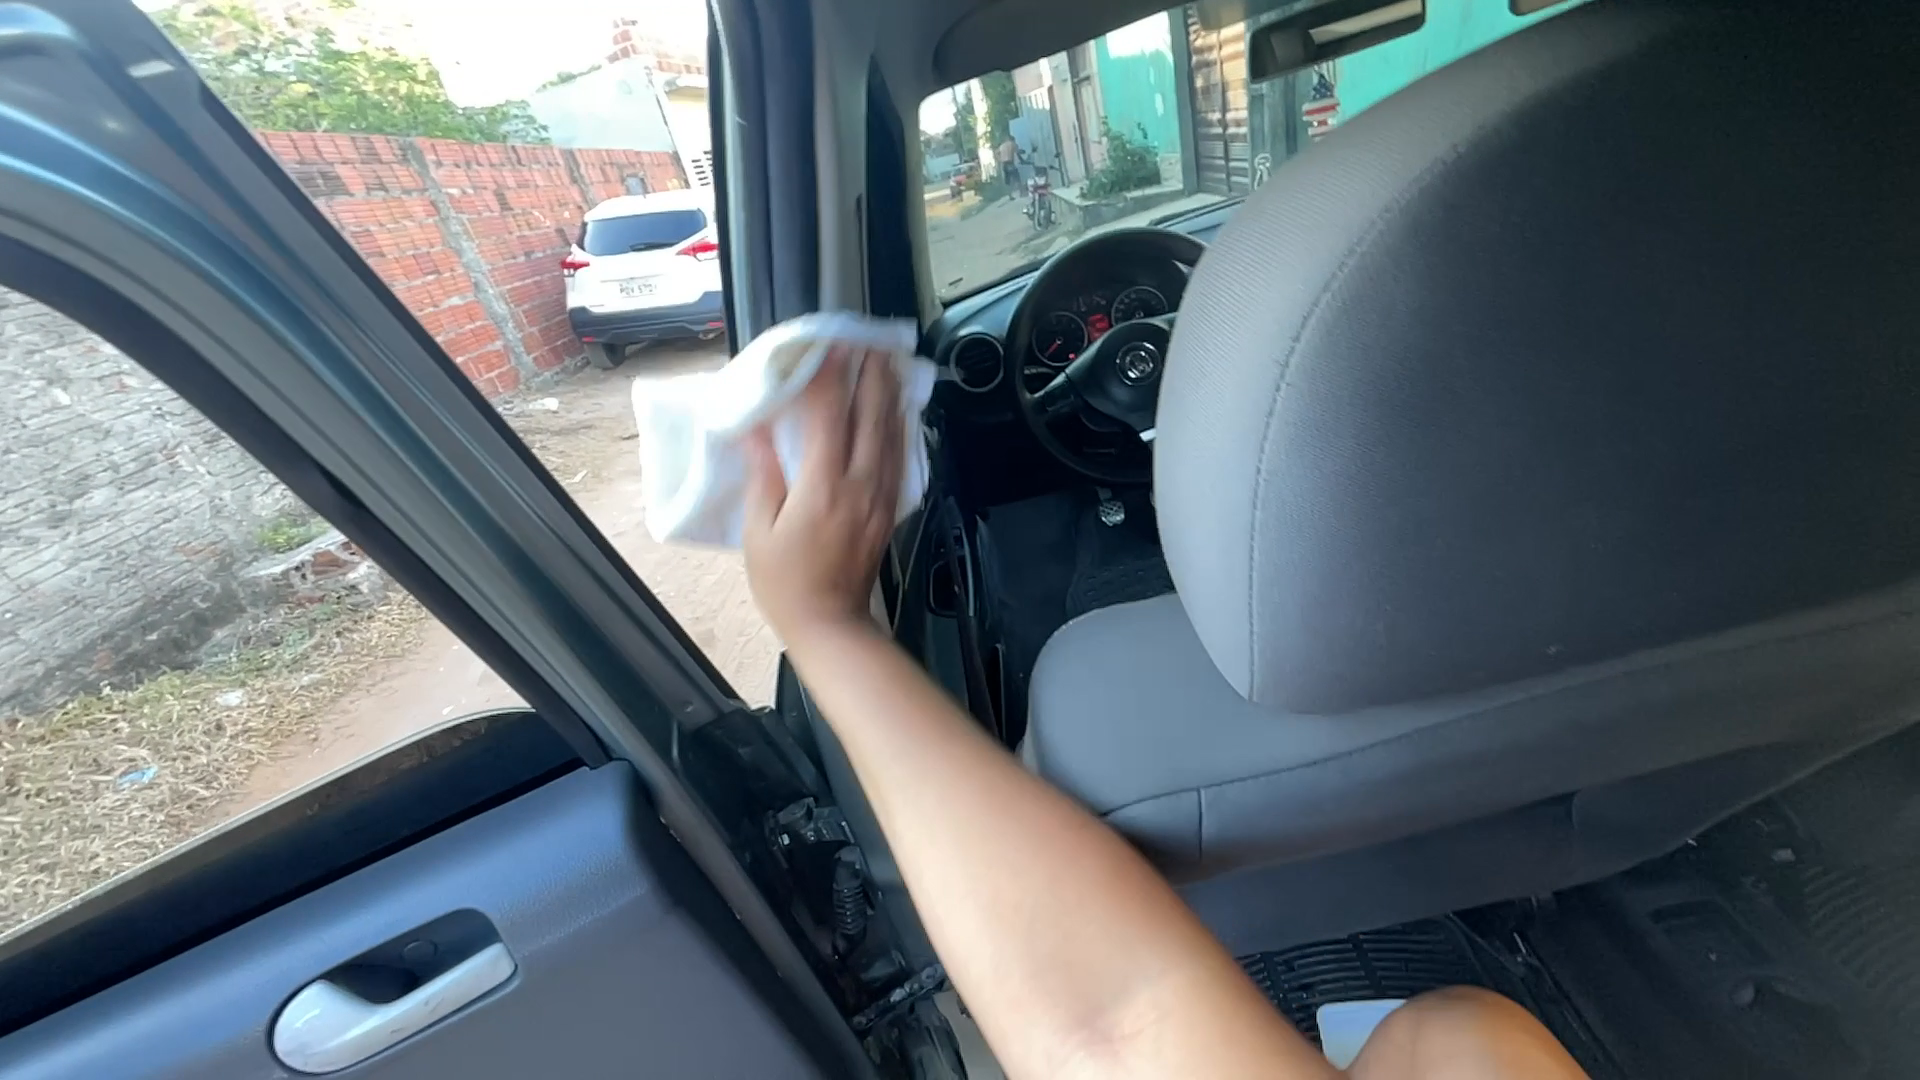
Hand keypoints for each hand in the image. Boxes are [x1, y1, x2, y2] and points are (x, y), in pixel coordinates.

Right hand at [743, 348, 904, 640]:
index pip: (827, 418)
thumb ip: (765, 474)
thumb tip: (755, 429)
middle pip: (870, 420)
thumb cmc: (785, 581)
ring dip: (890, 398)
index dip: (829, 378)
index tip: (829, 346)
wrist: (830, 623)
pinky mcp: (890, 511)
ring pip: (891, 437)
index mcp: (823, 487)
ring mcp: (881, 498)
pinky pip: (900, 462)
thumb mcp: (760, 530)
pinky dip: (899, 432)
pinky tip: (898, 415)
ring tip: (888, 366)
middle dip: (870, 378)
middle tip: (870, 345)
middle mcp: (860, 486)